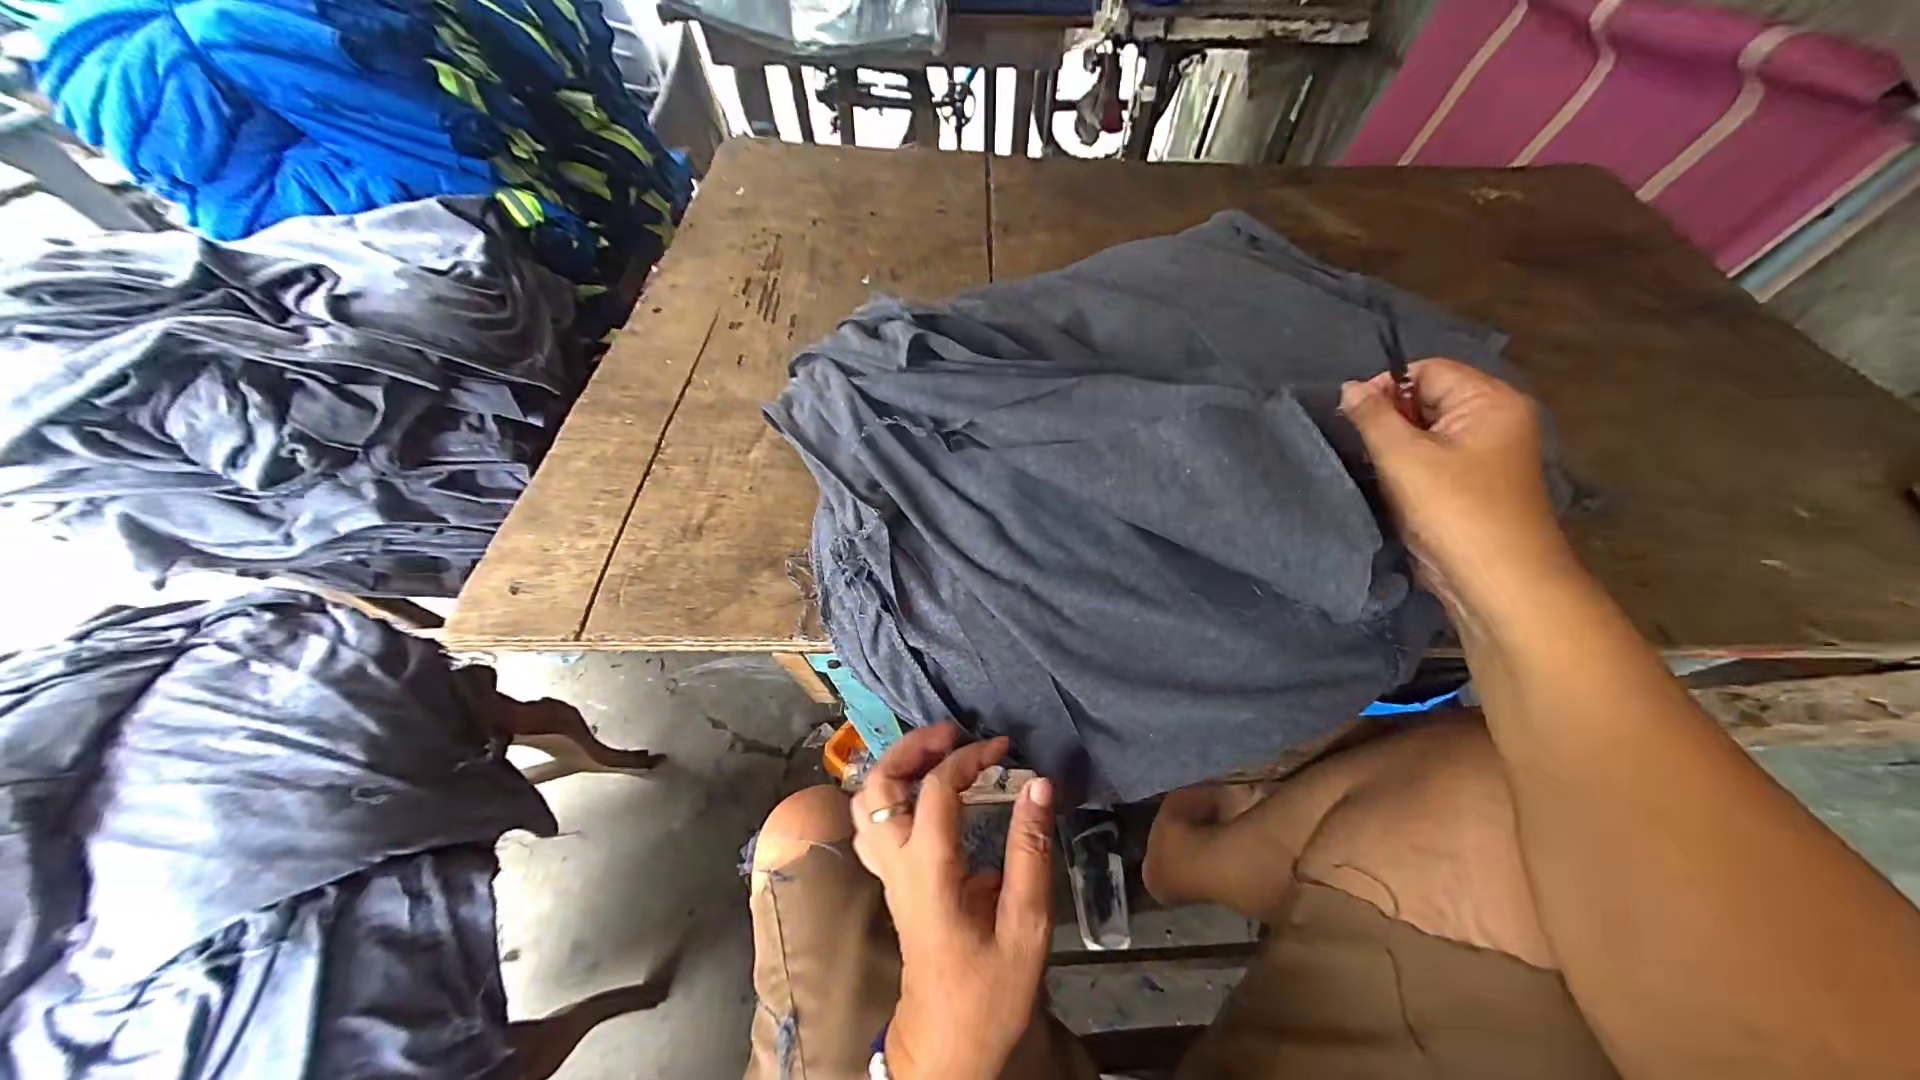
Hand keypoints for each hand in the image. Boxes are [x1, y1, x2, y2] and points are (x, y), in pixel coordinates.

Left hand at [850, 724, 1055, 1079]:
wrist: (944, 1042)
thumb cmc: (988, 991)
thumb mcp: (1025, 926)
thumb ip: (1031, 852)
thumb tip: (1038, 785)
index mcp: (929, 872)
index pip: (937, 791)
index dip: (969, 758)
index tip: (1003, 749)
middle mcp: (896, 863)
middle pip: (879, 784)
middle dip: (912, 747)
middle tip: (953, 733)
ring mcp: (885, 871)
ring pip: (866, 800)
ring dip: (897, 764)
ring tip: (937, 750)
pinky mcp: (889, 879)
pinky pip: (871, 821)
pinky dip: (890, 790)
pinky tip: (919, 788)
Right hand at [1340, 359, 1572, 610]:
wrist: (1494, 578)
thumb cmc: (1452, 509)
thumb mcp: (1403, 456)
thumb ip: (1372, 416)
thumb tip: (1348, 387)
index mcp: (1490, 400)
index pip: (1427, 370)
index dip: (1387, 387)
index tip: (1355, 418)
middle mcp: (1494, 419)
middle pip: (1427, 398)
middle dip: (1389, 419)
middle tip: (1362, 446)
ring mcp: (1484, 453)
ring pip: (1424, 431)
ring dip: (1394, 446)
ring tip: (1376, 468)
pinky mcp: (1470, 482)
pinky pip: (1430, 458)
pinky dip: (1405, 467)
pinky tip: (1389, 485)